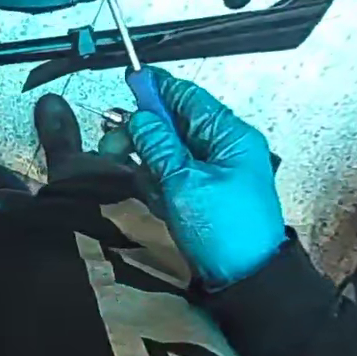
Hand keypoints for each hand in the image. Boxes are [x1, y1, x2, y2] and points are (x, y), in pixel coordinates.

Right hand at [126, 69, 285, 285]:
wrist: (243, 277)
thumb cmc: (222, 228)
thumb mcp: (183, 182)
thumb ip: (158, 144)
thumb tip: (140, 115)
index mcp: (229, 136)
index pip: (188, 98)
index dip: (157, 88)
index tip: (130, 78)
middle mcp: (223, 147)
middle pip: (174, 123)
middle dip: (142, 130)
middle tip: (113, 145)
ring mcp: (213, 170)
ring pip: (168, 149)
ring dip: (146, 158)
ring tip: (132, 174)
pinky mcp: (202, 192)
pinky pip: (172, 173)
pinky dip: (156, 179)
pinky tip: (151, 194)